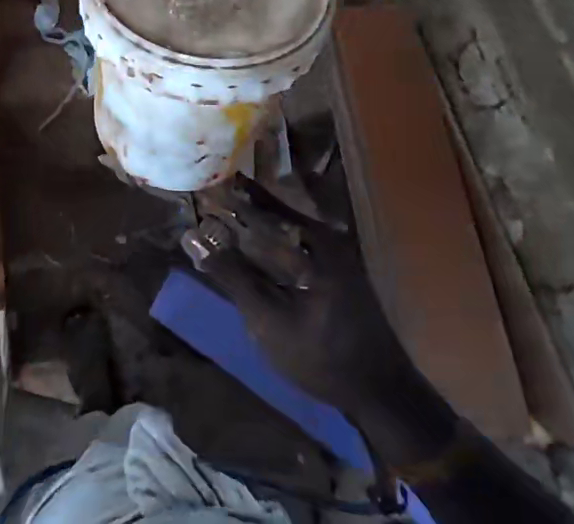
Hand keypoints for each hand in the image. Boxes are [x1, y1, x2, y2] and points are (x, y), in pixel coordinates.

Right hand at [180, 125, 420, 424]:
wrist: (381, 395)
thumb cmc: (323, 356)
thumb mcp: (269, 320)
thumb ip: (232, 276)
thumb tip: (191, 237)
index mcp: (317, 245)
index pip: (264, 204)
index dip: (230, 192)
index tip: (202, 179)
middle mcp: (329, 240)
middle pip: (276, 208)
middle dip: (241, 199)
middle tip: (206, 190)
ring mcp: (337, 255)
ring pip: (287, 223)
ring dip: (255, 215)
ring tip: (221, 207)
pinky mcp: (336, 271)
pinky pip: (296, 238)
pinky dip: (271, 234)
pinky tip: (250, 239)